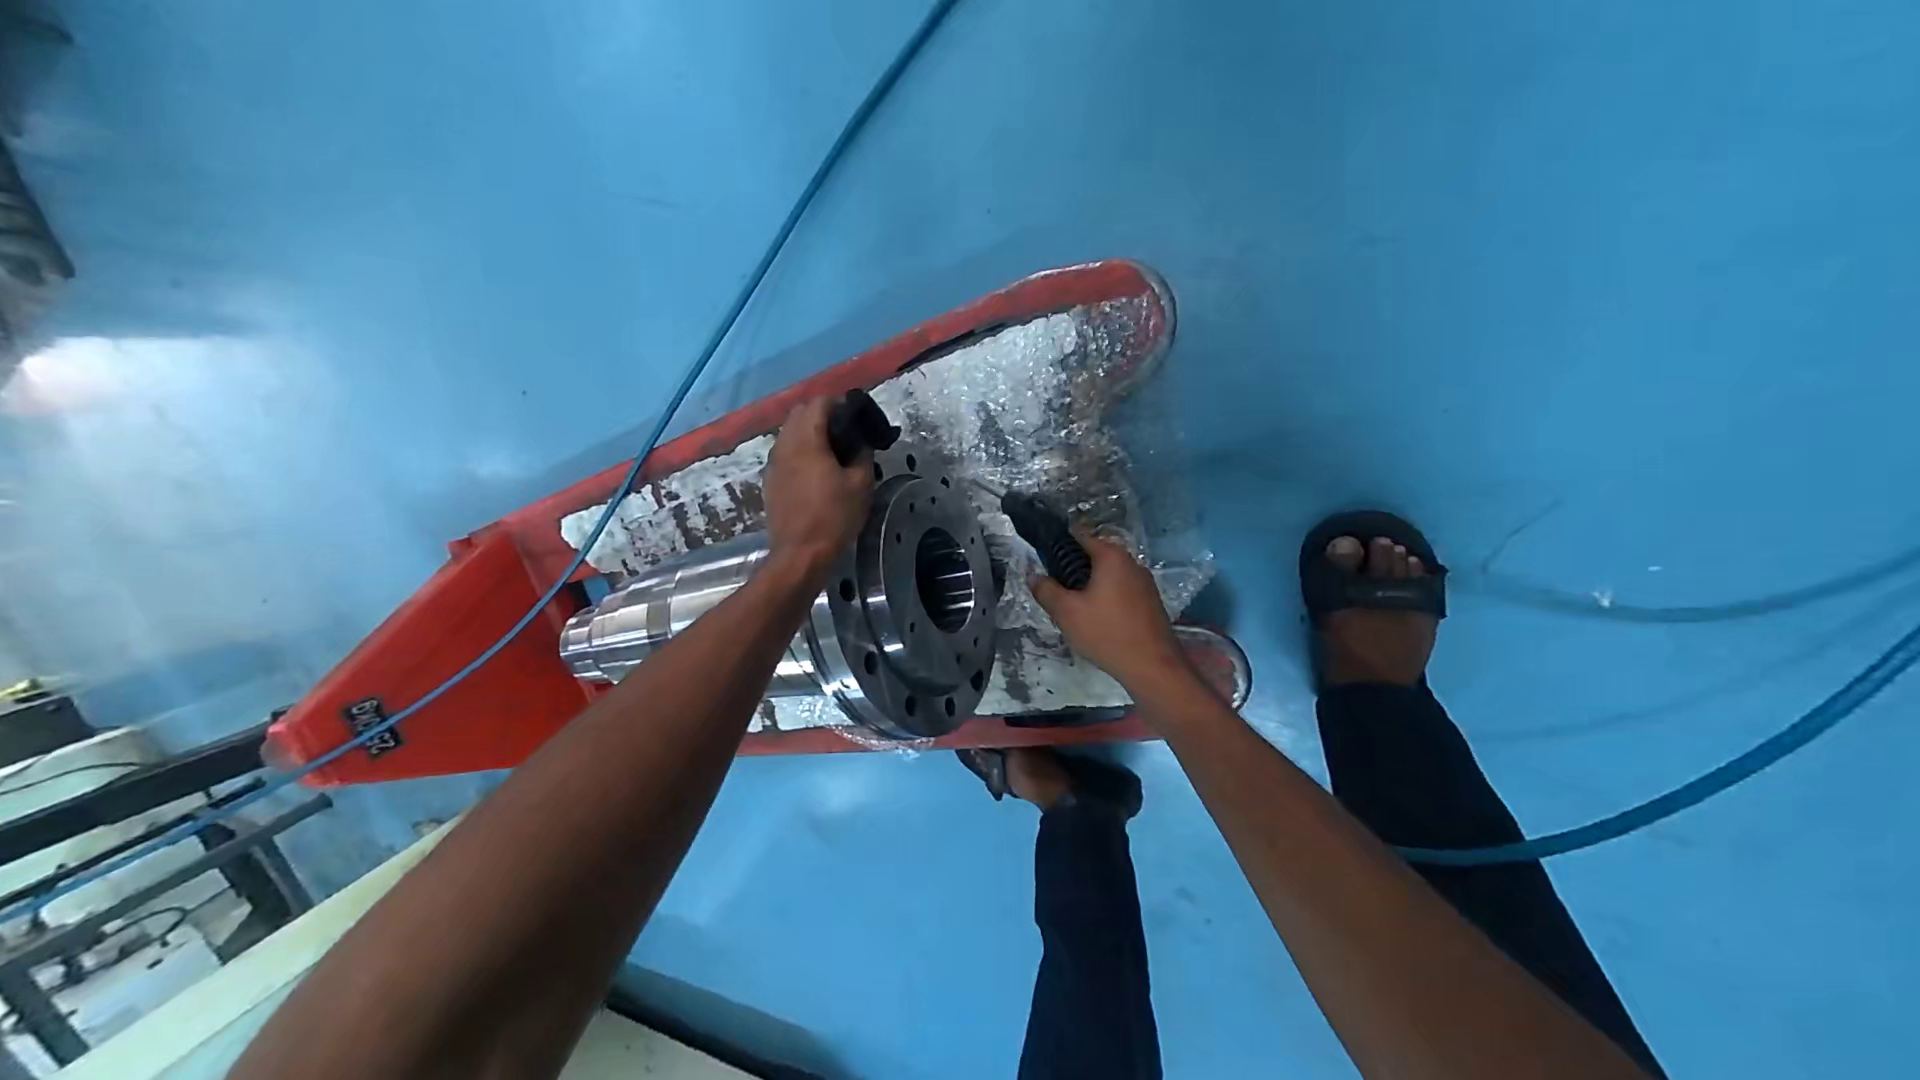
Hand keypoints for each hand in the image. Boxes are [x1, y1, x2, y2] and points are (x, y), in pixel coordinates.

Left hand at [762, 397, 873, 576]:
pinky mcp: (770, 480)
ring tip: (833, 450)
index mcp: (806, 440)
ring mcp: (773, 463)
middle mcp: (784, 445)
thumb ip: (862, 454)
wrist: (800, 554)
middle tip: (845, 431)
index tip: (856, 416)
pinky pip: (785, 452)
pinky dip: (800, 450)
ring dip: (809, 432)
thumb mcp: (861, 485)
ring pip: (789, 433)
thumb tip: (860, 442)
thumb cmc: (834, 517)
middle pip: (800, 414)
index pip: (818, 403)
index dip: (839, 403)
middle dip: (822, 414)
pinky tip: (817, 469)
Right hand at [1029, 530, 1190, 691]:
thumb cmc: (1106, 633)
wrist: (1153, 667)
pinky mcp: (1151, 602)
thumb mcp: (1066, 612)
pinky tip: (1098, 623)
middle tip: (1057, 594)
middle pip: (1094, 557)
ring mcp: (1144, 583)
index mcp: (1111, 556)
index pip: (1079, 536)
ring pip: (1108, 577)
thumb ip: (1046, 590)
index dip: (1058, 547)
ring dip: (1090, 588)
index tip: (1043, 564)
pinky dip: (1106, 600)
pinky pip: (1121, 592)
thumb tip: (1033, 575)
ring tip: (1075, 612)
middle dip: (1073, 571)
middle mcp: (1131, 562)